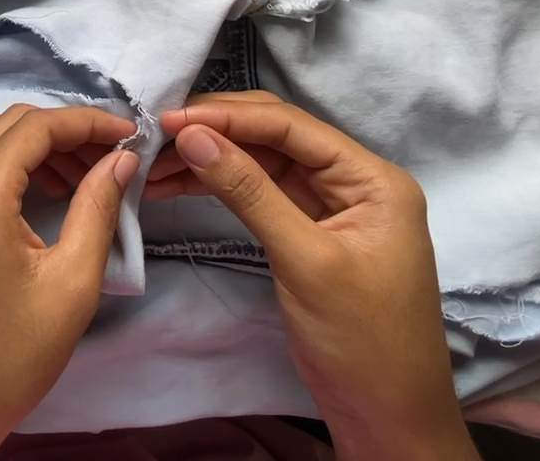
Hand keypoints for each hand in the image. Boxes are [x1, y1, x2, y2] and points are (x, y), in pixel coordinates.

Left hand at [0, 104, 138, 460]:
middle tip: (111, 154)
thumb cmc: (10, 353)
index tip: (130, 133)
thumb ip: (98, 209)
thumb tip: (121, 159)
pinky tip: (47, 188)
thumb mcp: (71, 284)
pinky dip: (13, 160)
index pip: (37, 126)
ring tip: (85, 173)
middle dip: (65, 128)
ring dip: (38, 142)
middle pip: (12, 122)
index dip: (87, 121)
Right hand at [149, 91, 477, 460]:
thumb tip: (190, 134)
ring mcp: (327, 203)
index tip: (169, 118)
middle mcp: (351, 180)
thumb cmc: (362, 341)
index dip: (227, 116)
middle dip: (213, 131)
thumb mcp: (304, 260)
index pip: (289, 126)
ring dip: (207, 158)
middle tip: (155, 133)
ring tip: (152, 161)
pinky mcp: (304, 227)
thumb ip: (248, 191)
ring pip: (256, 161)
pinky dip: (215, 186)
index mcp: (371, 179)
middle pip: (271, 136)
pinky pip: (254, 190)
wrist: (387, 422)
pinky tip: (175, 184)